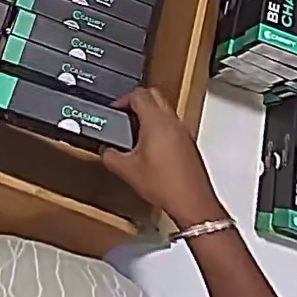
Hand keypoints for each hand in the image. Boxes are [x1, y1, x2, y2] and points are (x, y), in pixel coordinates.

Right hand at [101, 87, 227, 226]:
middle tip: (124, 112)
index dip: (123, 99)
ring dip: (149, 113)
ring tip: (134, 129)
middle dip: (137, 100)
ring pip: (165, 109)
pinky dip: (160, 126)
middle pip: (154, 95)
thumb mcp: (128, 171)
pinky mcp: (188, 142)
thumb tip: (106, 151)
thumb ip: (110, 156)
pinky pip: (172, 124)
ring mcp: (183, 131)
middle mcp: (172, 122)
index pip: (139, 95)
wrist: (191, 201)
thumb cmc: (166, 185)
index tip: (116, 108)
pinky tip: (150, 146)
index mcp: (157, 122)